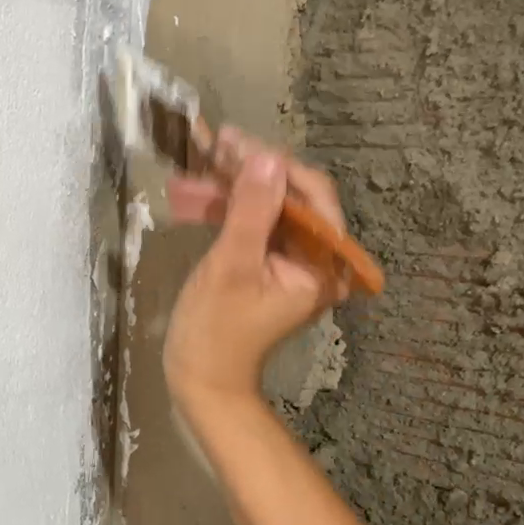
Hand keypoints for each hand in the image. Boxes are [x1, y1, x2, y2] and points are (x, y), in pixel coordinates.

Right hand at [162, 129, 350, 413]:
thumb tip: (264, 157)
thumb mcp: (231, 267)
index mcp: (323, 264)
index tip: (235, 143)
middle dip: (252, 171)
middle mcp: (318, 260)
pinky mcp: (267, 268)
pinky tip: (202, 191)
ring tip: (202, 160)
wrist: (200, 381)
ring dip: (235, 185)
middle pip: (291, 199)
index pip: (312, 197)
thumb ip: (250, 212)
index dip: (275, 166)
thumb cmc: (215, 331)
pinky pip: (255, 227)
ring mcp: (292, 265)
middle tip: (215, 143)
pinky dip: (230, 208)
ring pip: (269, 209)